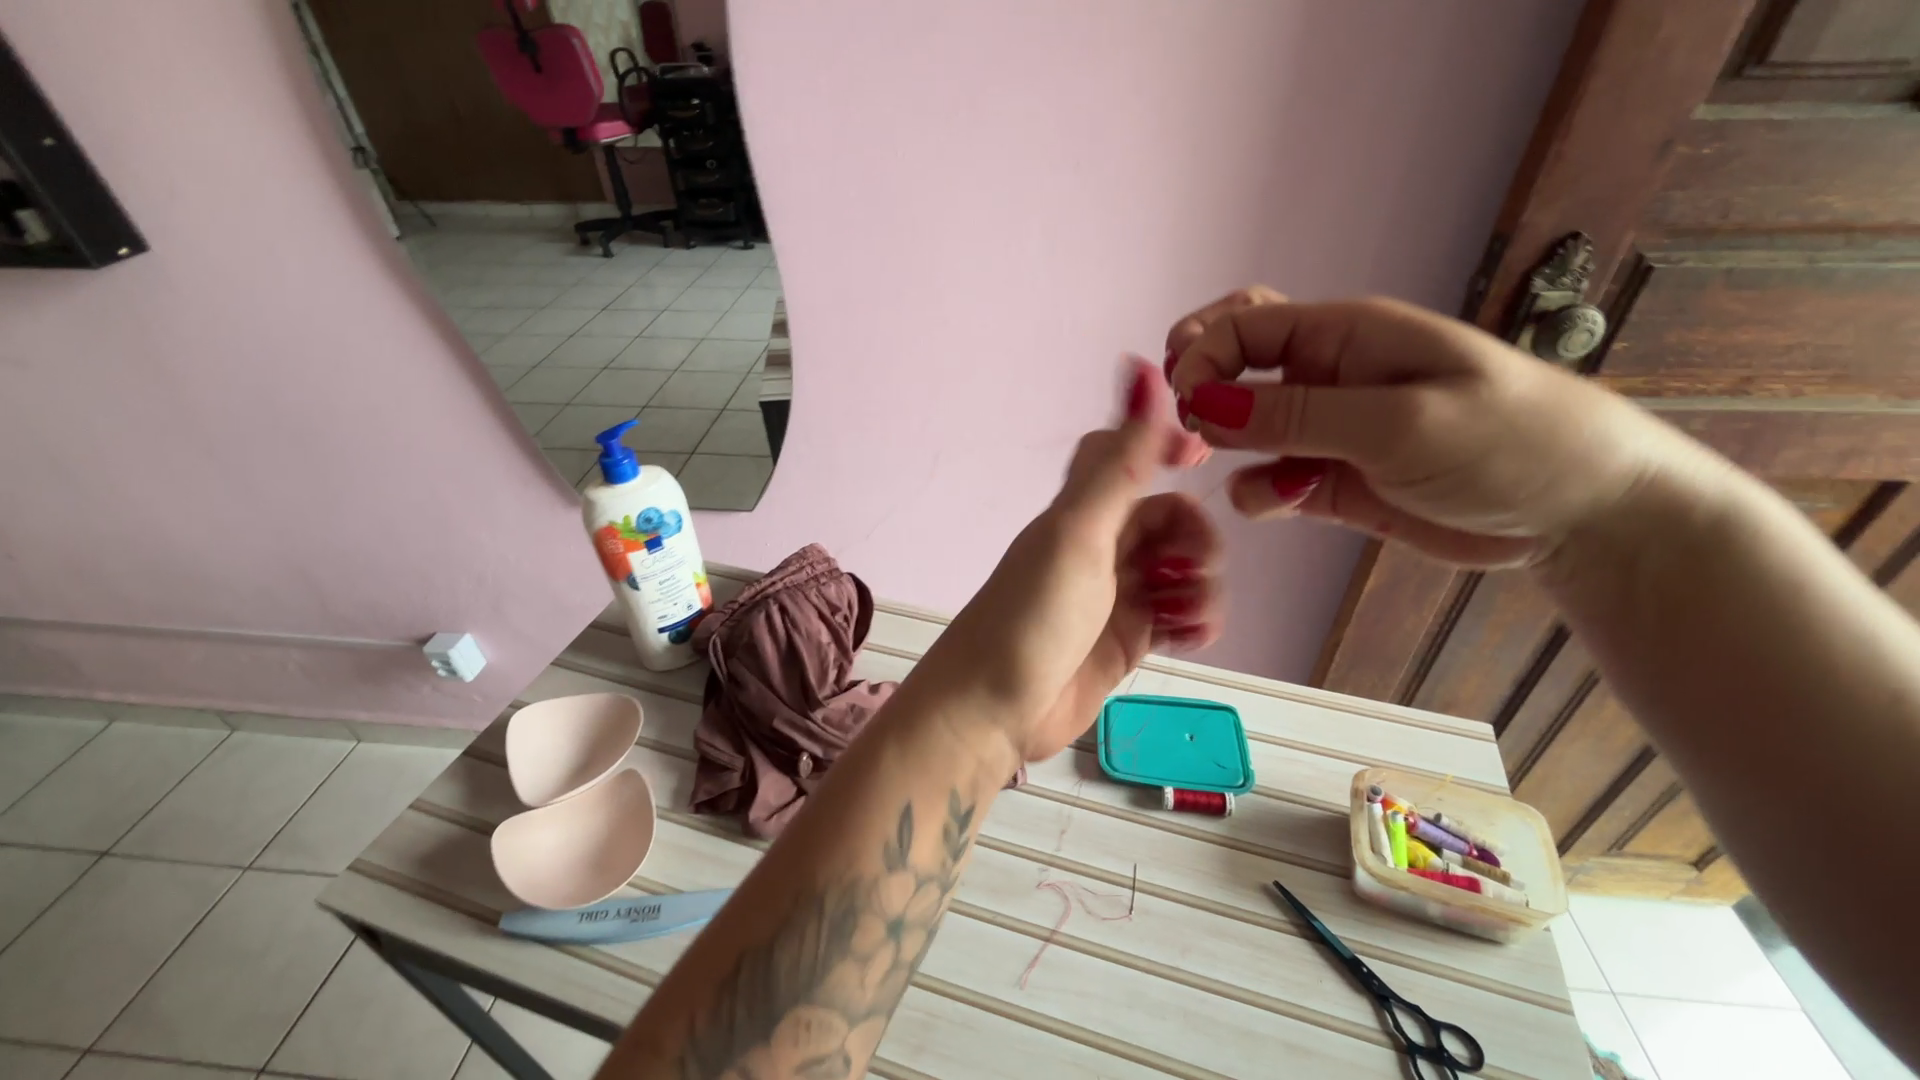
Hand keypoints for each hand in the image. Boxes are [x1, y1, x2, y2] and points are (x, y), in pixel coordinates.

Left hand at [915, 359, 1220, 762]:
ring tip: (1185, 616)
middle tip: (1186, 571)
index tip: (1205, 457)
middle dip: (1195, 540)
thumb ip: (1121, 462)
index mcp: (1082, 511)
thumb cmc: (1031, 617)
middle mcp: (1099, 546)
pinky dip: (1194, 621)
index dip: (1168, 448)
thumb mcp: (1079, 534)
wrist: (993, 711)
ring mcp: (1115, 596)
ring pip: (1181, 569)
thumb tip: (1143, 367)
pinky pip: (1177, 616)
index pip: (1131, 457)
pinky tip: (1189, 637)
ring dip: (1200, 585)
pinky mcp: (1127, 641)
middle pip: (1171, 519)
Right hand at [1165, 290, 1706, 566]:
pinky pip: (1268, 481)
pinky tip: (1281, 502)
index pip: (1243, 325)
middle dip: (1201, 392)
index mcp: (1344, 336)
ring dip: (1229, 451)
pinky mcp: (1331, 483)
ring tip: (1251, 477)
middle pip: (1235, 364)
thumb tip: (1200, 404)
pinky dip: (1260, 494)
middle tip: (1190, 433)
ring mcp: (1327, 432)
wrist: (1580, 513)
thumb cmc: (1508, 442)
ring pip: (1243, 430)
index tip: (1184, 404)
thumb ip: (1295, 415)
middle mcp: (1325, 377)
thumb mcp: (1398, 422)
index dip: (1201, 356)